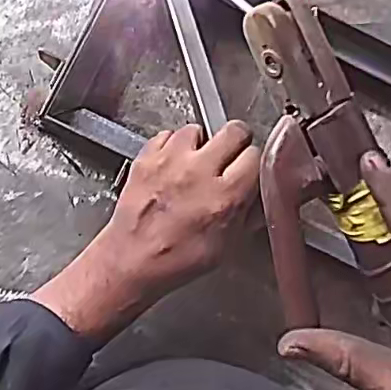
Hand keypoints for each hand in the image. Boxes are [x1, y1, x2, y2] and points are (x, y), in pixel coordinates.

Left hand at [32, 122, 260, 340]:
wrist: (132, 260)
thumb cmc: (176, 258)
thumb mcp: (227, 245)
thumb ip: (247, 214)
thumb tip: (258, 196)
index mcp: (225, 196)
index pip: (255, 156)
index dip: (253, 162)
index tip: (248, 169)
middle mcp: (198, 172)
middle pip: (233, 131)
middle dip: (236, 142)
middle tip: (229, 155)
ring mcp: (169, 161)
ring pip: (197, 129)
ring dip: (200, 143)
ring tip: (196, 161)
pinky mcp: (146, 158)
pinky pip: (166, 135)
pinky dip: (171, 146)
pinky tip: (172, 163)